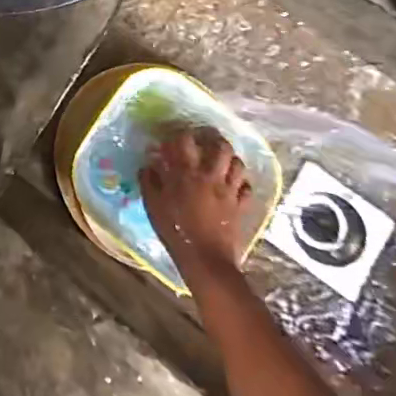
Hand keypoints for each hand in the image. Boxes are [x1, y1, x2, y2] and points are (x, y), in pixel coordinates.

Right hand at [140, 127, 251, 271]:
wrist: (205, 260)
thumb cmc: (175, 230)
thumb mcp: (153, 205)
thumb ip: (149, 180)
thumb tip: (148, 164)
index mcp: (186, 173)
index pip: (185, 140)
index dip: (181, 135)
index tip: (174, 139)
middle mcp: (210, 176)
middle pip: (221, 147)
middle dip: (214, 140)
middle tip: (205, 143)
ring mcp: (229, 191)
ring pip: (238, 164)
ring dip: (230, 159)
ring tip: (220, 162)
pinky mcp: (240, 206)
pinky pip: (246, 188)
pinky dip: (241, 182)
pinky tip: (232, 185)